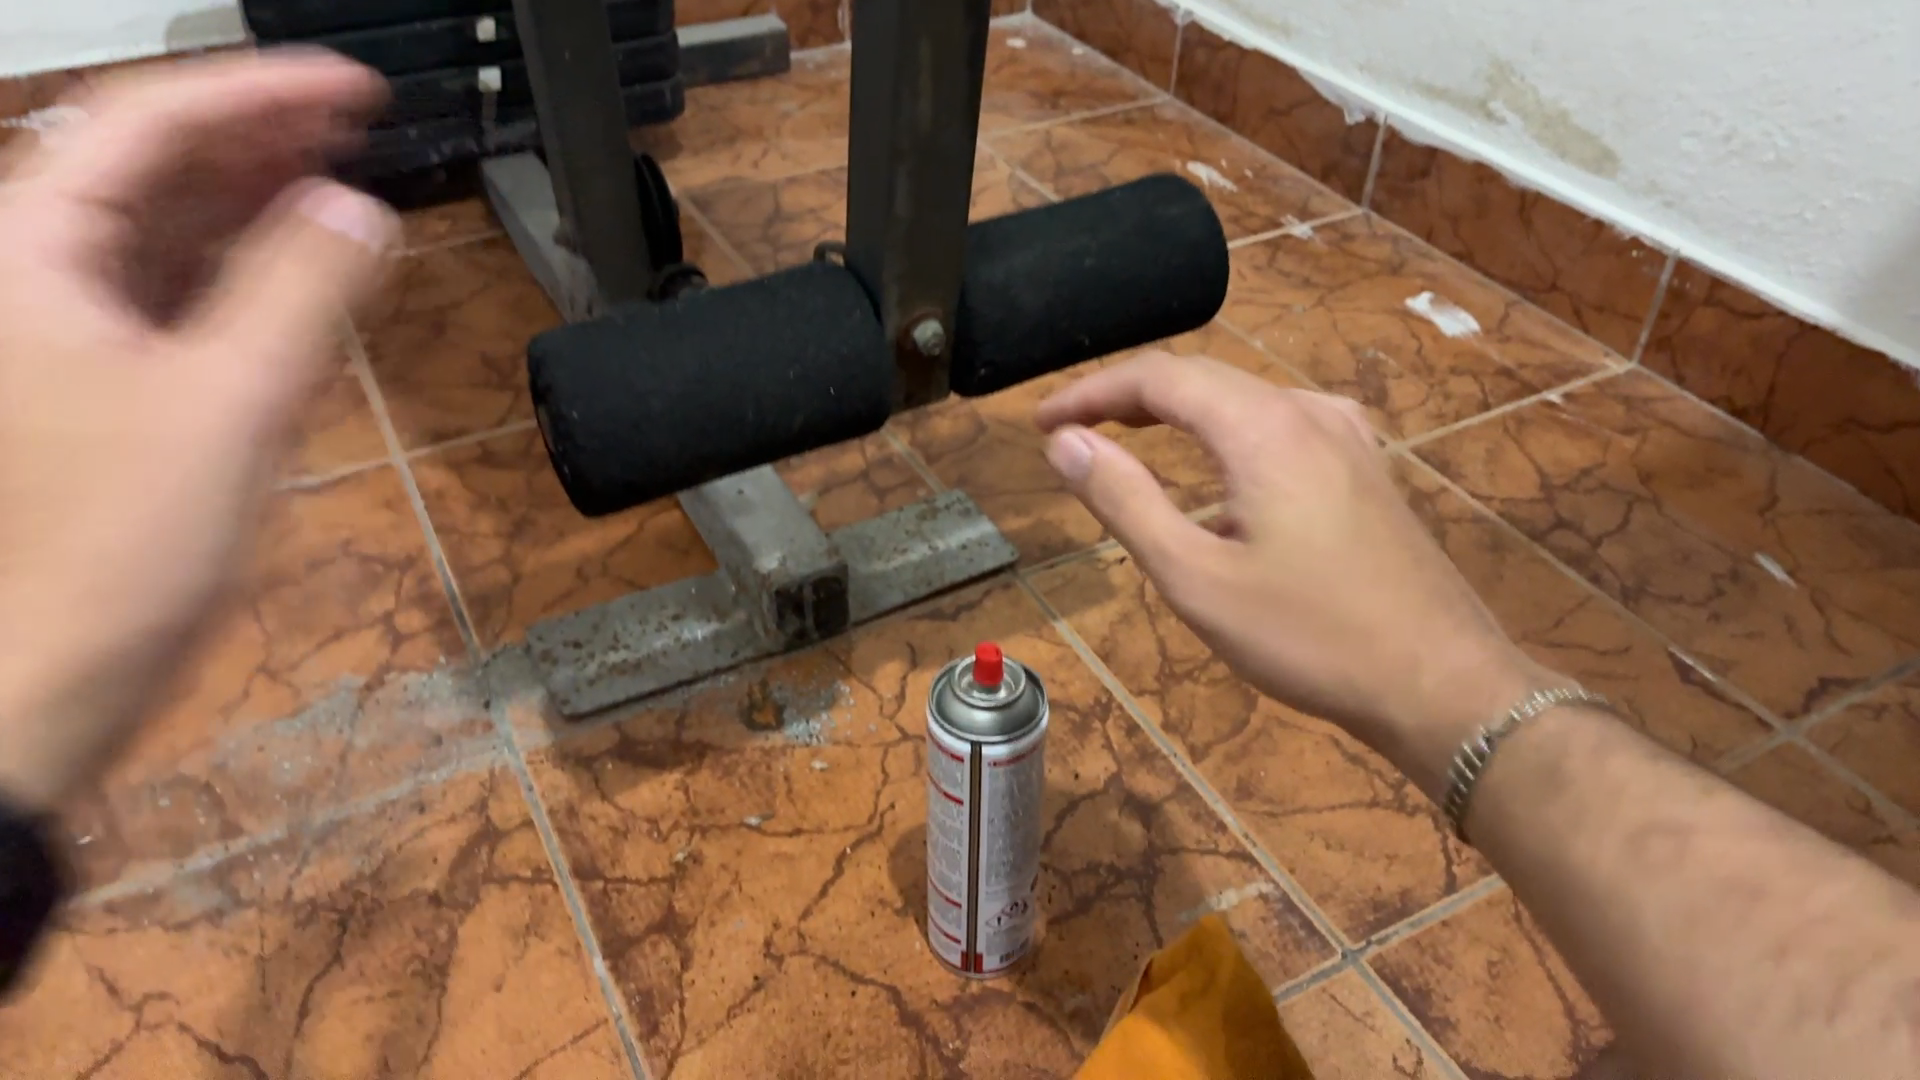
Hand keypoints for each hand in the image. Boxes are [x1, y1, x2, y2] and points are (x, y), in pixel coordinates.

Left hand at [0, 53, 397, 811]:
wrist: (55, 663)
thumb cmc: (122, 537)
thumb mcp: (226, 404)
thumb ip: (299, 298)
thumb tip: (364, 209)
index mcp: (28, 258)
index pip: (143, 130)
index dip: (254, 94)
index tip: (354, 89)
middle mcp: (41, 276)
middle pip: (152, 170)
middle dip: (260, 136)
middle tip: (362, 119)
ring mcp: (83, 331)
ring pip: (174, 234)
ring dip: (260, 199)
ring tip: (344, 171)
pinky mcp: (128, 384)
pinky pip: (195, 298)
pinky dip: (258, 273)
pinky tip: (309, 265)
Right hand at [1036, 353, 1557, 799]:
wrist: (1441, 682)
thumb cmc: (1307, 636)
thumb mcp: (1194, 576)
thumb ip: (1124, 501)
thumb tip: (1066, 444)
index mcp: (1263, 428)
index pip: (1158, 378)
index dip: (1091, 393)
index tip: (1043, 423)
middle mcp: (1308, 411)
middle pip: (1200, 379)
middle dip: (1126, 398)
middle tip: (1071, 431)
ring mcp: (1346, 436)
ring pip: (1240, 399)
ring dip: (1175, 413)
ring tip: (1125, 438)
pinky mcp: (1363, 467)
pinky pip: (1275, 425)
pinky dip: (1221, 433)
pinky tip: (1212, 469)